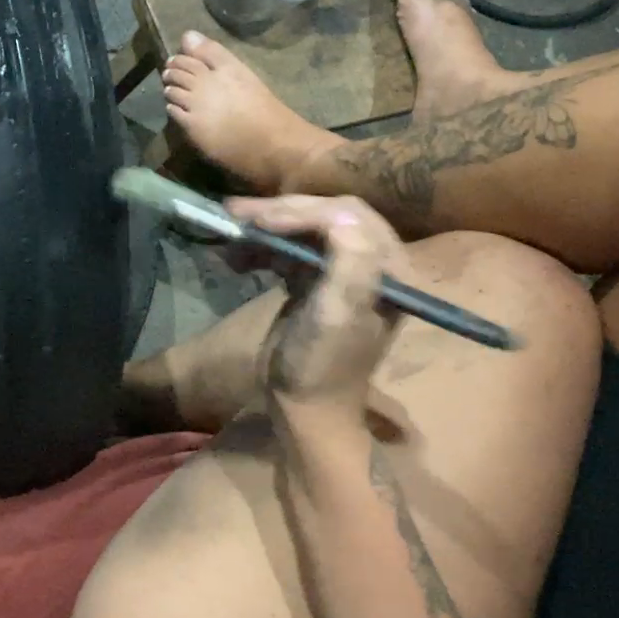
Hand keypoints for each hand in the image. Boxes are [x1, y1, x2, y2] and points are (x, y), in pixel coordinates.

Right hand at [226, 195, 407, 423]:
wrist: (303, 406)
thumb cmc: (323, 365)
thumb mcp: (339, 316)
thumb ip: (350, 264)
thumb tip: (341, 215)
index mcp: (389, 270)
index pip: (348, 217)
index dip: (303, 211)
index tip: (259, 220)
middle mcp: (370, 265)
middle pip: (323, 216)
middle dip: (279, 212)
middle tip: (233, 214)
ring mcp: (338, 272)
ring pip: (301, 230)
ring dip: (264, 228)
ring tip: (228, 233)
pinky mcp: (311, 282)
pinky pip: (287, 250)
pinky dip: (260, 247)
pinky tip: (234, 257)